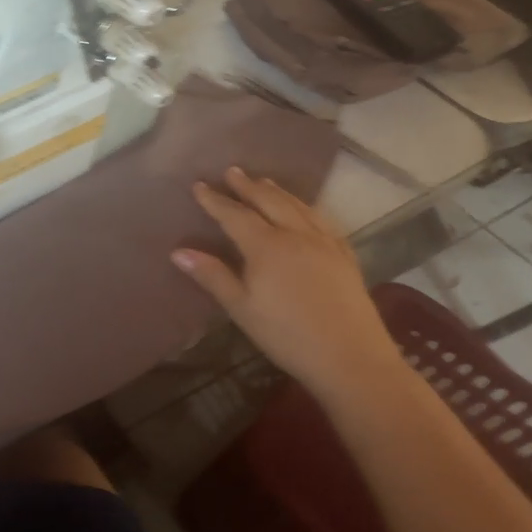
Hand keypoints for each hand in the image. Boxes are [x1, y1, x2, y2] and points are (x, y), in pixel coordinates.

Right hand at [174, 167, 409, 401]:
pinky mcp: (346, 258)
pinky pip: (323, 222)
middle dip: (248, 186)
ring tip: (264, 182)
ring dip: (278, 193)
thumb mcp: (241, 309)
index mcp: (266, 247)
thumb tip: (178, 251)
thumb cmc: (288, 336)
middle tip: (232, 171)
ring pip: (299, 208)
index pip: (235, 215)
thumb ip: (212, 276)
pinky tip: (306, 211)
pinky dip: (308, 209)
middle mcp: (296, 236)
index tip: (199, 185)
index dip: (215, 200)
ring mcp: (325, 245)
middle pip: (269, 202)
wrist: (353, 360)